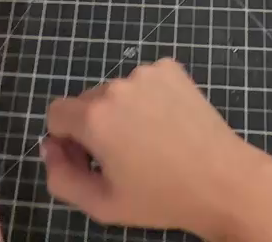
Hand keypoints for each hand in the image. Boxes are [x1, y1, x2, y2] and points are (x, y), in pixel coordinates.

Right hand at [40, 58, 265, 237]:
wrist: (221, 180)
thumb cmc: (160, 197)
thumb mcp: (102, 204)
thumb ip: (61, 178)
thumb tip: (50, 149)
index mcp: (94, 117)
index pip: (57, 113)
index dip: (66, 140)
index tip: (88, 160)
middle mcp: (116, 85)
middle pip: (88, 102)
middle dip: (95, 127)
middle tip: (123, 158)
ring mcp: (146, 72)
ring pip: (118, 92)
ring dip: (123, 111)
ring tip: (151, 142)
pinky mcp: (170, 68)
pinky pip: (145, 81)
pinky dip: (149, 98)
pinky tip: (167, 122)